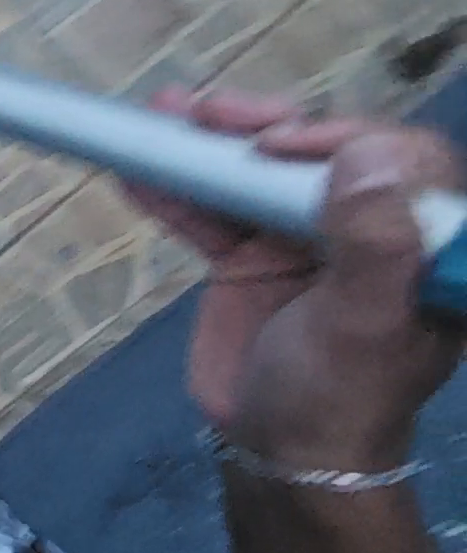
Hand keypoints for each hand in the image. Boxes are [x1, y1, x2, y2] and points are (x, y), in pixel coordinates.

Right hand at [125, 89, 462, 470]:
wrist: (282, 444)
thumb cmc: (341, 389)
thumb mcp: (363, 321)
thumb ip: (374, 242)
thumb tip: (365, 155)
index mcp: (420, 238)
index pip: (393, 161)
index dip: (335, 137)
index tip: (271, 144)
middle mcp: (359, 228)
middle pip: (311, 157)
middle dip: (256, 126)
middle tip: (200, 109)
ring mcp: (294, 243)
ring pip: (248, 179)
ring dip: (202, 149)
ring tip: (159, 116)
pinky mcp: (243, 262)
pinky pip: (203, 217)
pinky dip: (167, 195)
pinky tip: (133, 175)